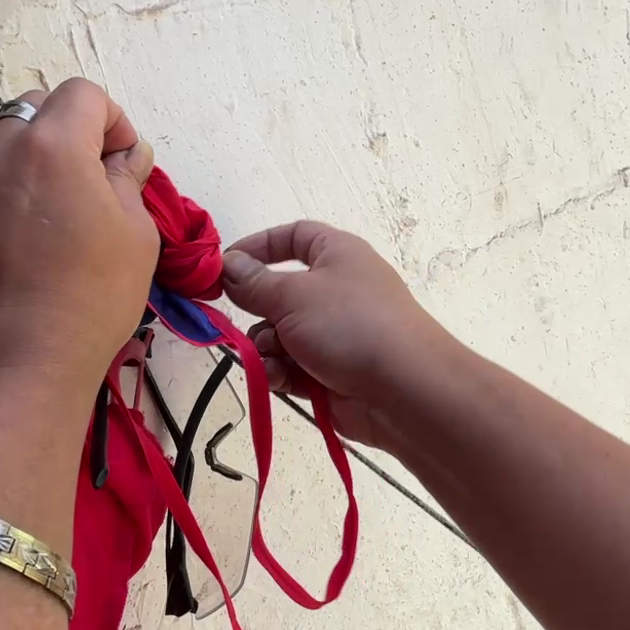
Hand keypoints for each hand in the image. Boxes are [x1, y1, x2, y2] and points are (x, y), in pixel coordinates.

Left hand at [0, 79, 157, 409]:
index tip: (124, 164)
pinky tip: (39, 235)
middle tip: (98, 185)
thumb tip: (123, 157)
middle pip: (42, 109)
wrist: (20, 362)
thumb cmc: (92, 297)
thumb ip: (127, 177)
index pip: (84, 94)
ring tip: (67, 214)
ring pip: (14, 141)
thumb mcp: (136, 232)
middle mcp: (0, 149)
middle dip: (76, 132)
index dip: (114, 121)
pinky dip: (21, 184)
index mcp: (51, 145)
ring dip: (45, 158)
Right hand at [221, 222, 461, 453]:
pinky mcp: (329, 373)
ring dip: (267, 347)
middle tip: (241, 319)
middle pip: (278, 292)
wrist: (405, 392)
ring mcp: (333, 334)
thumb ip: (252, 283)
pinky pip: (290, 366)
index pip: (293, 237)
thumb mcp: (293, 295)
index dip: (258, 247)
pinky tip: (280, 378)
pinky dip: (280, 372)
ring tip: (276, 357)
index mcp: (336, 255)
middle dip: (258, 310)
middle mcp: (335, 290)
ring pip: (279, 334)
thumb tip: (227, 263)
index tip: (224, 265)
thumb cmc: (350, 325)